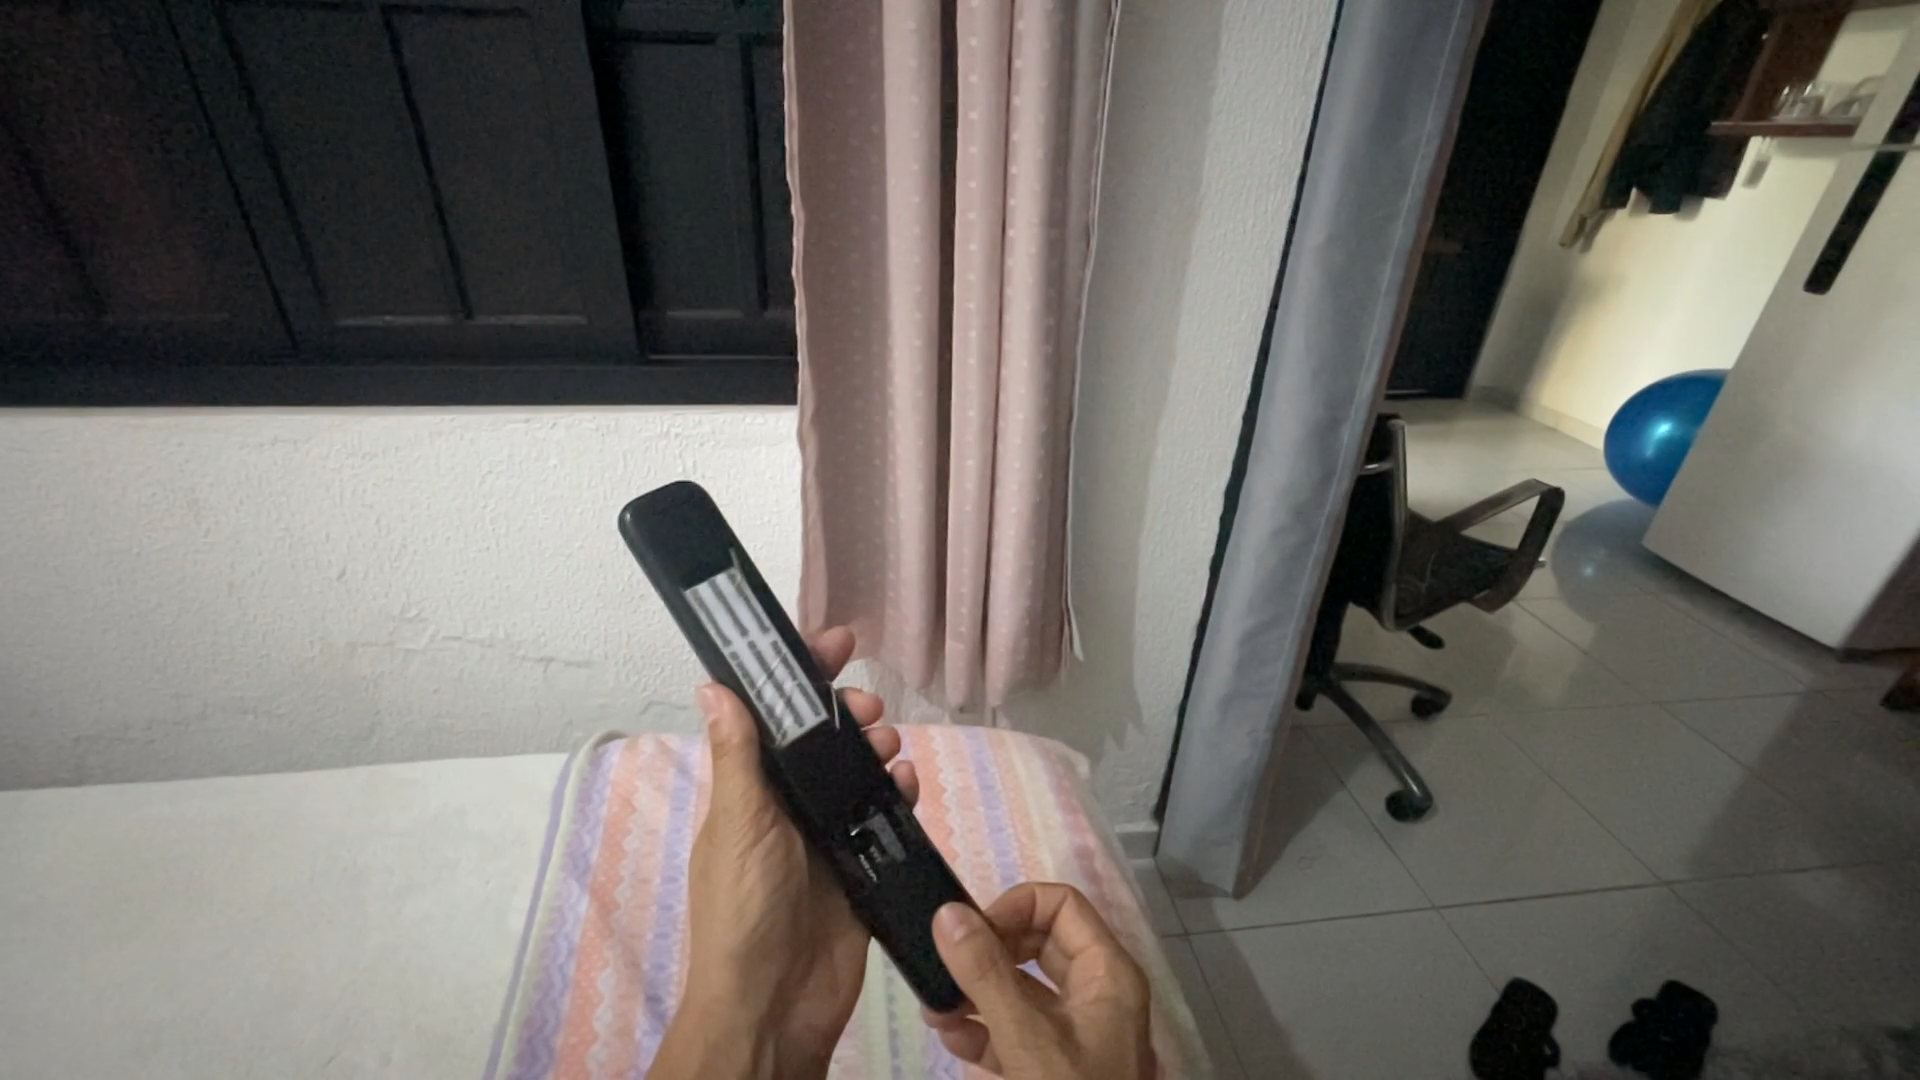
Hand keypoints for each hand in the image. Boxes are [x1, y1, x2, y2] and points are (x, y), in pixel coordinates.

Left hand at [650, 627, 918, 1079]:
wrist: (775, 1005)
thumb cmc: (744, 909)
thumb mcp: (739, 824)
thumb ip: (739, 756)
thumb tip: (713, 685)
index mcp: (752, 789)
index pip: (774, 716)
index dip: (800, 675)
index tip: (834, 641)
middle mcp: (789, 804)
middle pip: (824, 738)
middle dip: (847, 711)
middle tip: (868, 707)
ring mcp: (827, 832)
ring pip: (859, 770)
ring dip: (876, 746)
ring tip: (888, 745)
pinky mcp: (860, 861)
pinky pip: (884, 812)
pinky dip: (898, 791)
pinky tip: (906, 783)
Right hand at [923, 883, 1154, 1079]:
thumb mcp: (1026, 1041)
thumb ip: (986, 975)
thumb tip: (947, 912)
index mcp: (1106, 973)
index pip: (1060, 903)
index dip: (1014, 906)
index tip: (973, 932)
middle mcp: (1094, 992)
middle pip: (1035, 942)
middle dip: (986, 952)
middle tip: (947, 965)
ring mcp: (1075, 1030)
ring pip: (1021, 986)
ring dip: (975, 991)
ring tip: (935, 1005)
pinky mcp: (1054, 1064)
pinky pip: (1016, 1026)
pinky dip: (983, 1027)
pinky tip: (950, 1035)